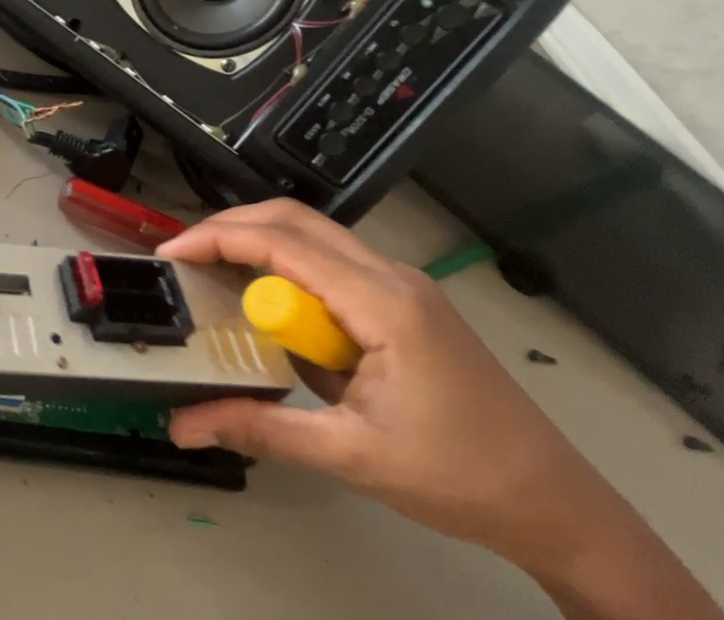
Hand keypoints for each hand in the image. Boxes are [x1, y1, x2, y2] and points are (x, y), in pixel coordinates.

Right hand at [157, 200, 723, 619]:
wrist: (554, 503)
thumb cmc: (458, 477)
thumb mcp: (348, 455)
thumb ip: (259, 428)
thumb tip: (181, 424)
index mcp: (383, 304)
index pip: (283, 244)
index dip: (218, 240)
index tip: (169, 256)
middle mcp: (393, 278)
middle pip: (297, 221)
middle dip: (231, 227)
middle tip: (182, 258)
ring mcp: (404, 289)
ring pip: (316, 239)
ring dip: (259, 247)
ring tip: (210, 277)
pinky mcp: (406, 307)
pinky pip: (333, 269)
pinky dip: (287, 273)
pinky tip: (266, 310)